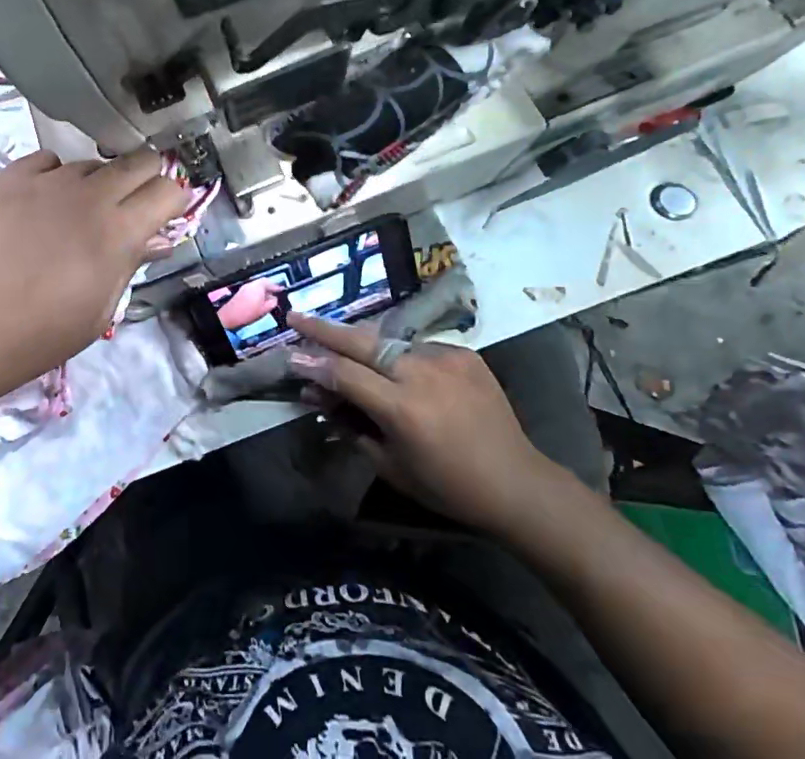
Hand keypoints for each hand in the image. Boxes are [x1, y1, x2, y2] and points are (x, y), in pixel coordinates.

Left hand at [0, 149, 189, 419]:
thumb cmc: (32, 339)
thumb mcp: (97, 314)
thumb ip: (128, 267)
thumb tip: (151, 240)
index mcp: (118, 233)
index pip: (169, 190)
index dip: (174, 200)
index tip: (166, 215)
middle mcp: (87, 197)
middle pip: (138, 162)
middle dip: (146, 180)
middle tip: (132, 208)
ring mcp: (43, 183)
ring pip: (91, 163)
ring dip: (98, 183)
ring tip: (78, 215)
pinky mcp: (4, 180)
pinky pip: (47, 162)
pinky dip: (55, 177)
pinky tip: (41, 204)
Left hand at [215, 279, 281, 330]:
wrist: (230, 316)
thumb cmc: (249, 312)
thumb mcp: (265, 309)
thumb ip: (273, 302)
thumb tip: (274, 298)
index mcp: (259, 286)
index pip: (271, 282)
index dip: (277, 287)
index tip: (281, 290)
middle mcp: (252, 284)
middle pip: (263, 282)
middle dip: (270, 287)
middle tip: (275, 293)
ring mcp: (245, 287)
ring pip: (257, 285)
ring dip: (263, 290)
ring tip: (268, 298)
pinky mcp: (241, 292)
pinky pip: (252, 289)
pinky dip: (257, 292)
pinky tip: (259, 300)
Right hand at [286, 312, 572, 531]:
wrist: (514, 480)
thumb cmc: (447, 486)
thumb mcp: (390, 465)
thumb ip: (352, 426)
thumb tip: (318, 397)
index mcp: (403, 407)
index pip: (345, 374)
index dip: (314, 364)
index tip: (290, 355)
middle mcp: (423, 372)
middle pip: (364, 342)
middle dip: (326, 329)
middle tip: (297, 317)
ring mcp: (448, 358)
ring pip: (393, 343)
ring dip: (367, 347)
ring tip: (348, 350)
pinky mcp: (466, 353)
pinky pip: (422, 349)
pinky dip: (403, 358)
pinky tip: (401, 372)